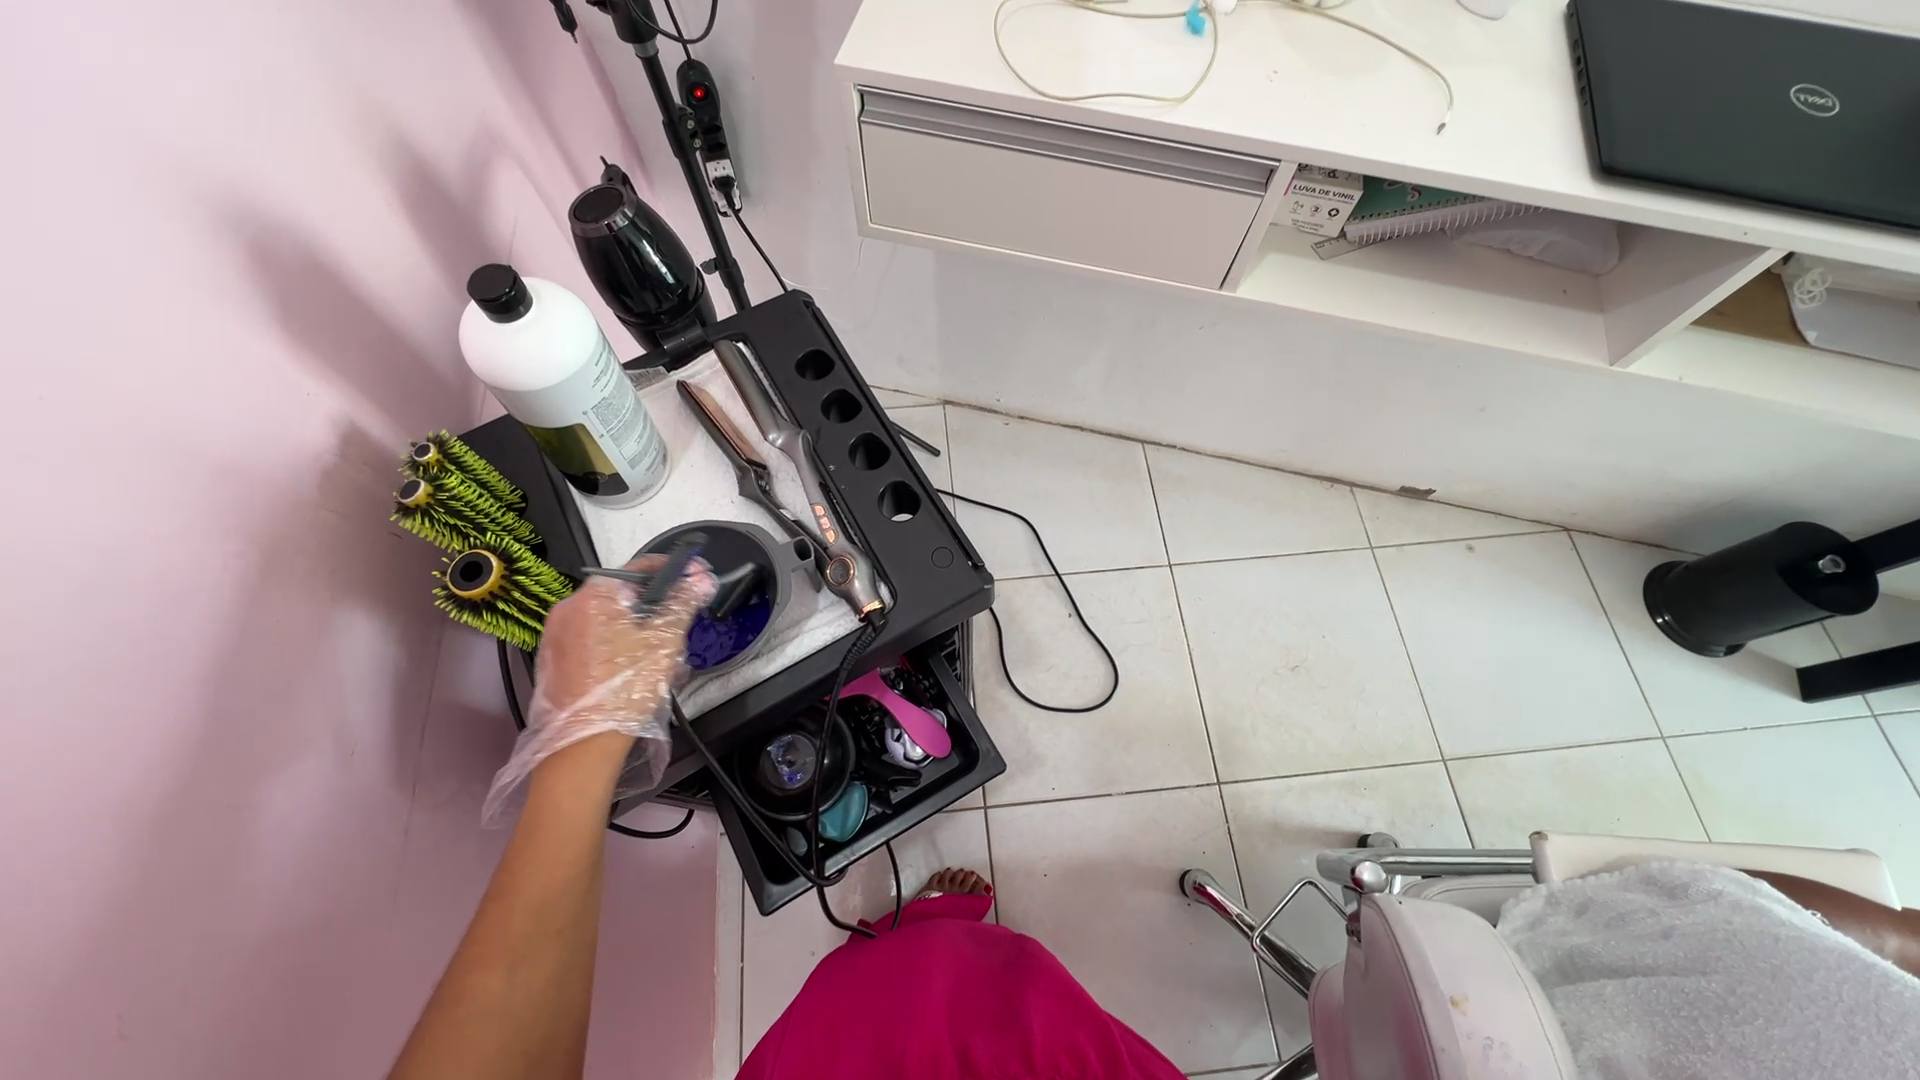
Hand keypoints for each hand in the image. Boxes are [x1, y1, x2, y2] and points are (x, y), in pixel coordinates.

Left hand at [480, 553, 716, 823]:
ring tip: (663, 653)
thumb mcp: (664, 640)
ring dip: (638, 627)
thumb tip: (702, 578)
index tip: (697, 577)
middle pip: (624, 595)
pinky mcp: (554, 661)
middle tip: (683, 622)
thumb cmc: (625, 688)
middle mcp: (568, 609)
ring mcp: (557, 636)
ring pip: (609, 619)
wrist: (582, 745)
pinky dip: (616, 645)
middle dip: (657, 605)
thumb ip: (684, 602)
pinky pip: (593, 640)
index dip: (674, 570)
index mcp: (594, 596)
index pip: (640, 567)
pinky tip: (635, 668)